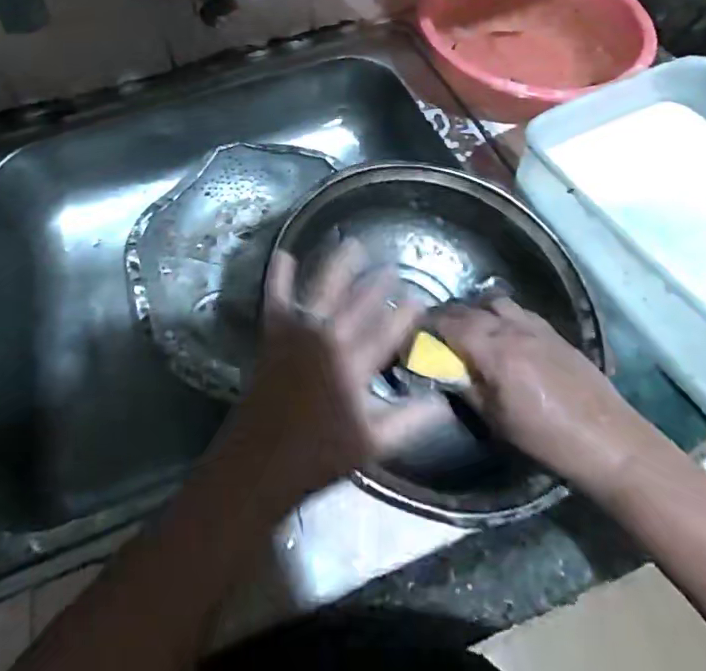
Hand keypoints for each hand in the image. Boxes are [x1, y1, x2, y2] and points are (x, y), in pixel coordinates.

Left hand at [223, 240, 444, 508]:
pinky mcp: (274, 336)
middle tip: (392, 267)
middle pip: (359, 303)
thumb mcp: (374, 443)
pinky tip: (284, 254)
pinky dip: (279, 276)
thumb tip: (446, 402)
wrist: (260, 462)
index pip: (388, 330)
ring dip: (339, 265)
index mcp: (354, 367)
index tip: (419, 297)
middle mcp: (328, 341)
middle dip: (378, 283)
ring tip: (352, 243)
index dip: (406, 311)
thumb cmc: (320, 454)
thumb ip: (411, 420)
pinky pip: (276, 298)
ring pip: (322, 289)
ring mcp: (298, 334)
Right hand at [433, 298, 666, 495]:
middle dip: (449, 315)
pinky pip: (519, 311)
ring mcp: (537, 326)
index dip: (428, 325)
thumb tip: (442, 369)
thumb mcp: (495, 419)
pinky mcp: (554, 332)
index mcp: (494, 350)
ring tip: (469, 328)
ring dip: (477, 309)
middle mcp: (513, 328)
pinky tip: (503, 334)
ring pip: (497, 302)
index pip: (451, 323)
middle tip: (436, 331)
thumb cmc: (544, 437)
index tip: (414, 332)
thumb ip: (466, 387)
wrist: (604, 437)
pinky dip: (502, 314)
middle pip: (472, 308)